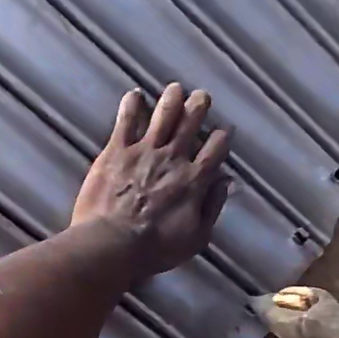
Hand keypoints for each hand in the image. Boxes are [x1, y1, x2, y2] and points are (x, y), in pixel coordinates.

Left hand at [72, 83, 231, 277]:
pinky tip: (135, 96)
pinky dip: (132, 105)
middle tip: (201, 97)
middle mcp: (173, 158)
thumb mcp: (196, 237)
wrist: (112, 244)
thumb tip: (226, 182)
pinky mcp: (116, 150)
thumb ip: (213, 206)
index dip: (222, 137)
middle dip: (199, 106)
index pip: (216, 148)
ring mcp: (144, 151)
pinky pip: (126, 120)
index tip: (222, 132)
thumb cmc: (156, 248)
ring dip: (172, 99)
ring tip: (175, 89)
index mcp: (194, 179)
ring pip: (163, 113)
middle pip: (191, 122)